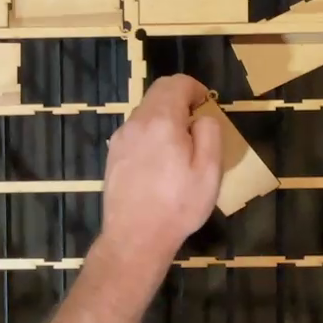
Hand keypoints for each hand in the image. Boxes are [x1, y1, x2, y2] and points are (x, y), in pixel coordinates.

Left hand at [98, 74, 222, 265]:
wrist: (135, 238)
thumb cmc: (178, 205)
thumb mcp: (210, 171)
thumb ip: (209, 133)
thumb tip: (202, 117)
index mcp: (161, 121)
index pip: (177, 83)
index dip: (196, 89)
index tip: (207, 107)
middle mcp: (136, 122)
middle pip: (158, 93)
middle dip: (181, 101)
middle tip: (197, 126)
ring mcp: (121, 139)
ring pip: (146, 113)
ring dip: (165, 119)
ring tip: (181, 149)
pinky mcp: (113, 155)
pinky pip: (136, 132)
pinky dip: (151, 135)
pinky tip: (160, 164)